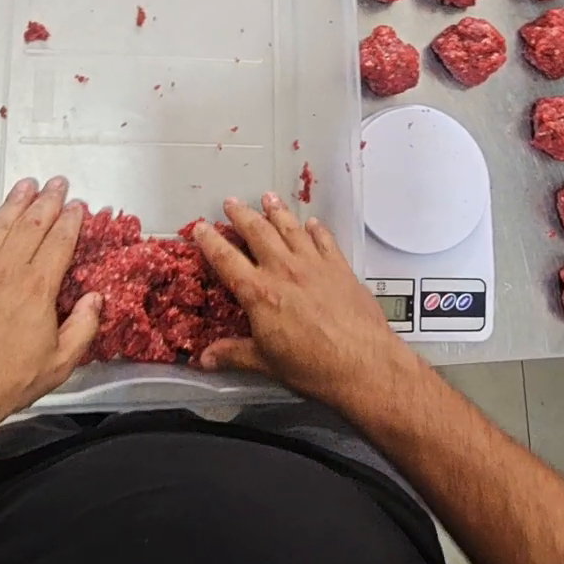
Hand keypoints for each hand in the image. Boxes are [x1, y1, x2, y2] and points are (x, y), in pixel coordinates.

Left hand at [0, 177, 101, 418]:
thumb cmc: (1, 384)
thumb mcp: (58, 365)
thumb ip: (83, 328)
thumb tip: (95, 300)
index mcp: (37, 288)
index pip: (59, 242)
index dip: (71, 221)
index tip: (77, 206)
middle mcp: (6, 271)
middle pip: (31, 225)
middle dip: (47, 201)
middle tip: (57, 184)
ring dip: (14, 203)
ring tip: (25, 186)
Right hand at [192, 193, 417, 408]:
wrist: (363, 363)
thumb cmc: (312, 367)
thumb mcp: (266, 363)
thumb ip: (234, 355)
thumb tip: (206, 359)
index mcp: (259, 293)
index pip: (226, 259)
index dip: (210, 241)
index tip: (200, 228)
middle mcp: (283, 270)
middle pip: (257, 232)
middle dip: (242, 215)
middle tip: (231, 203)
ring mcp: (313, 265)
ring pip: (290, 228)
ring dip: (277, 211)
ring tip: (268, 197)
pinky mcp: (339, 267)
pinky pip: (324, 240)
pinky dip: (317, 229)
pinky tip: (313, 223)